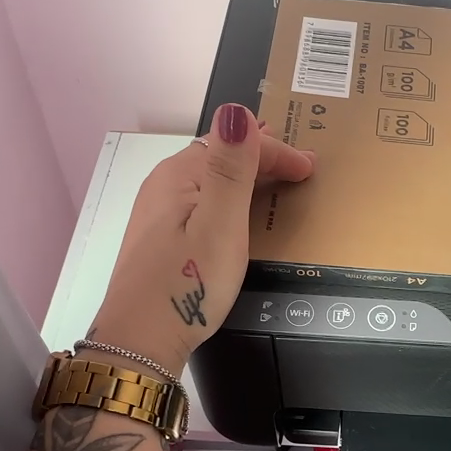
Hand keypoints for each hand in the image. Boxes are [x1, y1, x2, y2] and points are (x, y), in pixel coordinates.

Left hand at [86, 104, 315, 372]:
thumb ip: (231, 169)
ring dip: (243, 179)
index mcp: (179, 176)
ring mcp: (156, 215)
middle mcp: (162, 187)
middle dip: (260, 159)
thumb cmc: (186, 285)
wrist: (140, 341)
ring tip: (273, 185)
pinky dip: (227, 201)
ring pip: (207, 182)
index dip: (276, 150)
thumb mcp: (219, 225)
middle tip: (298, 171)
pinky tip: (236, 216)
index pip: (233, 144)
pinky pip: (200, 204)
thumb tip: (236, 110)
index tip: (310, 169)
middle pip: (217, 158)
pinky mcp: (157, 243)